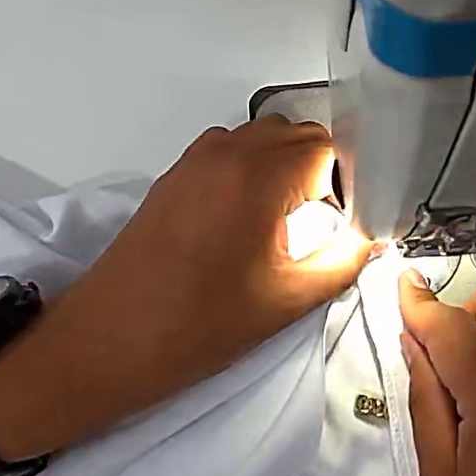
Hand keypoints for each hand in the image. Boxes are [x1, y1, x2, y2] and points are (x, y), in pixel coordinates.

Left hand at [0, 117, 373, 460]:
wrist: (106, 341)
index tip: (346, 218)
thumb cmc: (196, 326)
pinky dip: (254, 166)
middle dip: (322, 169)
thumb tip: (368, 238)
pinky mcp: (177, 172)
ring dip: (287, 164)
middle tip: (322, 221)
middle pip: (297, 134)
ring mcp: (197, 158)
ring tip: (285, 218)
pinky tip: (248, 217)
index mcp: (258, 177)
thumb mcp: (286, 300)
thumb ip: (342, 261)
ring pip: (264, 135)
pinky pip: (232, 148)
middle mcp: (227, 152)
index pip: (327, 148)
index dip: (347, 181)